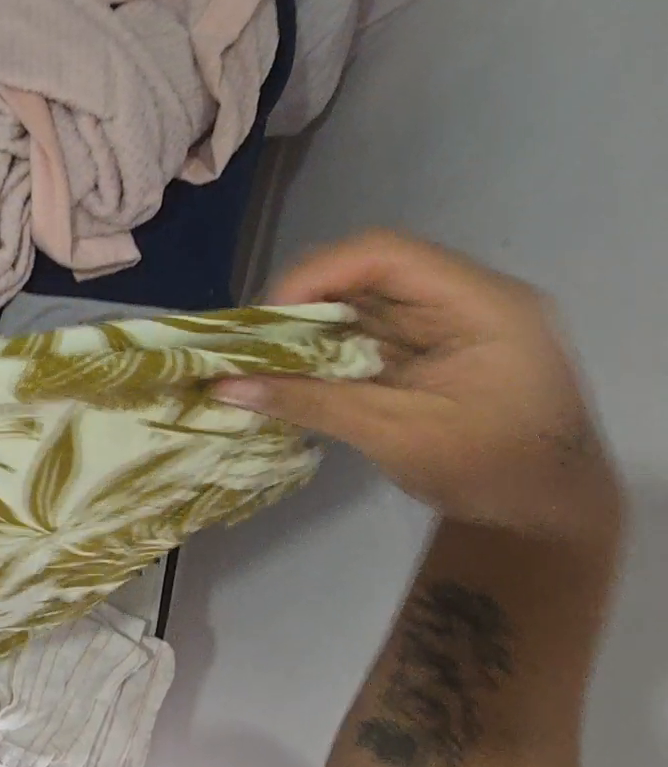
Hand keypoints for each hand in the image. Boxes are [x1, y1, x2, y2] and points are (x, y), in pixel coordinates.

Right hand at [214, 230, 619, 540]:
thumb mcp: (392, 433)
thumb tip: (222, 387)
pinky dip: (318, 348)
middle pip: (364, 272)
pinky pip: (359, 331)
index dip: (316, 275)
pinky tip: (287, 372)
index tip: (268, 319)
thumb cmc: (489, 469)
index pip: (384, 255)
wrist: (545, 512)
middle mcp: (462, 300)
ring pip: (355, 301)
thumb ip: (308, 402)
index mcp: (479, 305)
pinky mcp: (423, 348)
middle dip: (299, 303)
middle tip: (250, 342)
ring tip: (258, 358)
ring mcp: (443, 324)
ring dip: (303, 327)